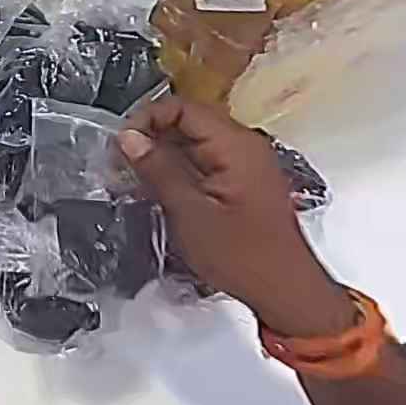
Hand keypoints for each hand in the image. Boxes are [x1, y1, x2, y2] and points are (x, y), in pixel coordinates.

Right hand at [120, 98, 355, 336]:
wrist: (288, 296)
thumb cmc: (241, 255)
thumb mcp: (189, 211)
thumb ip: (158, 168)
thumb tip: (127, 136)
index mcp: (236, 147)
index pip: (183, 108)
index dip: (147, 118)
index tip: (122, 144)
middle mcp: (243, 147)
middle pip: (185, 122)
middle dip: (147, 136)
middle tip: (117, 162)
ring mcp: (241, 165)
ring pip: (189, 142)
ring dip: (156, 154)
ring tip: (127, 177)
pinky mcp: (237, 182)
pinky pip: (198, 161)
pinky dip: (171, 169)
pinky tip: (150, 188)